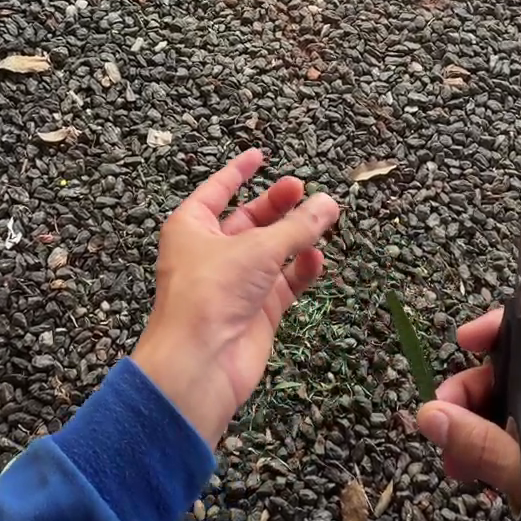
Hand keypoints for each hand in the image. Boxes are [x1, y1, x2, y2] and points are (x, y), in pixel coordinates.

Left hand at [130, 150, 340, 446]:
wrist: (199, 364)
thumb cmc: (209, 295)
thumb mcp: (256, 249)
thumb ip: (296, 226)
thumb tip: (328, 202)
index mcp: (191, 228)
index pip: (217, 190)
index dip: (238, 172)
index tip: (259, 156)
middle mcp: (211, 252)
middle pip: (248, 219)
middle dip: (276, 204)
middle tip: (302, 188)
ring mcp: (234, 282)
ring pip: (270, 250)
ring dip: (295, 235)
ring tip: (325, 216)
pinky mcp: (255, 310)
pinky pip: (283, 282)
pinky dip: (300, 269)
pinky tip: (317, 257)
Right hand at [416, 308, 520, 520]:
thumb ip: (484, 447)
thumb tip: (431, 414)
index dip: (501, 328)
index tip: (462, 343)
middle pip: (520, 376)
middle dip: (477, 398)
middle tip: (442, 421)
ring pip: (518, 415)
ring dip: (483, 434)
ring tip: (457, 463)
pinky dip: (500, 458)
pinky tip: (482, 481)